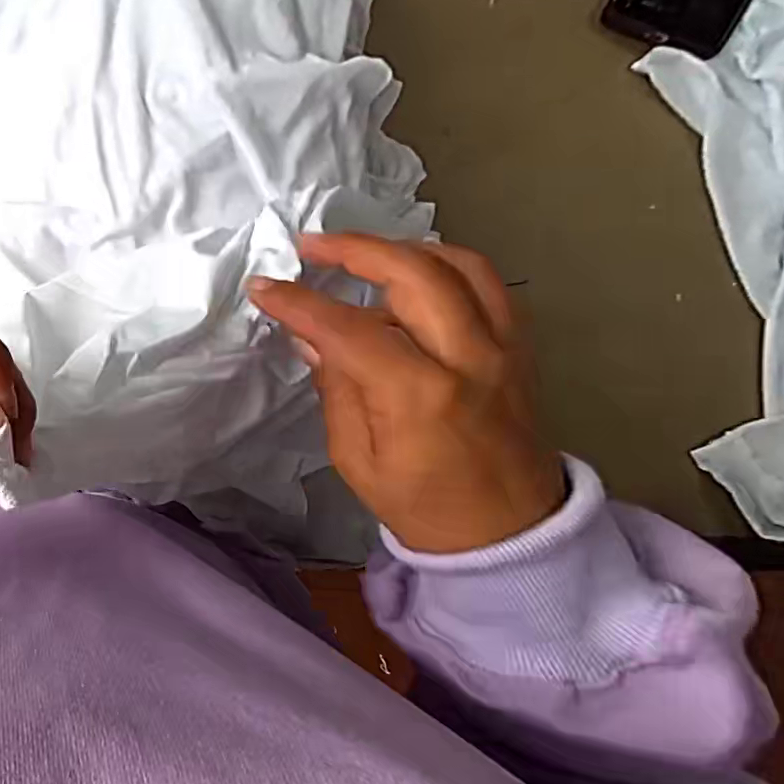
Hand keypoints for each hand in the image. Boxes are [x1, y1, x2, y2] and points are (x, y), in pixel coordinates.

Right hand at [248, 234, 564, 553]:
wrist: (509, 536)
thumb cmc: (422, 507)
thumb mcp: (357, 460)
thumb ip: (335, 389)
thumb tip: (311, 336)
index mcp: (419, 397)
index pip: (349, 328)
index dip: (300, 303)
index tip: (264, 288)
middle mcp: (468, 358)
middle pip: (413, 271)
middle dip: (355, 248)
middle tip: (311, 246)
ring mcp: (503, 347)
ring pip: (458, 263)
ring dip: (402, 248)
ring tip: (361, 253)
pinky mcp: (520, 347)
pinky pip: (487, 284)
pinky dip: (444, 264)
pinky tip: (413, 272)